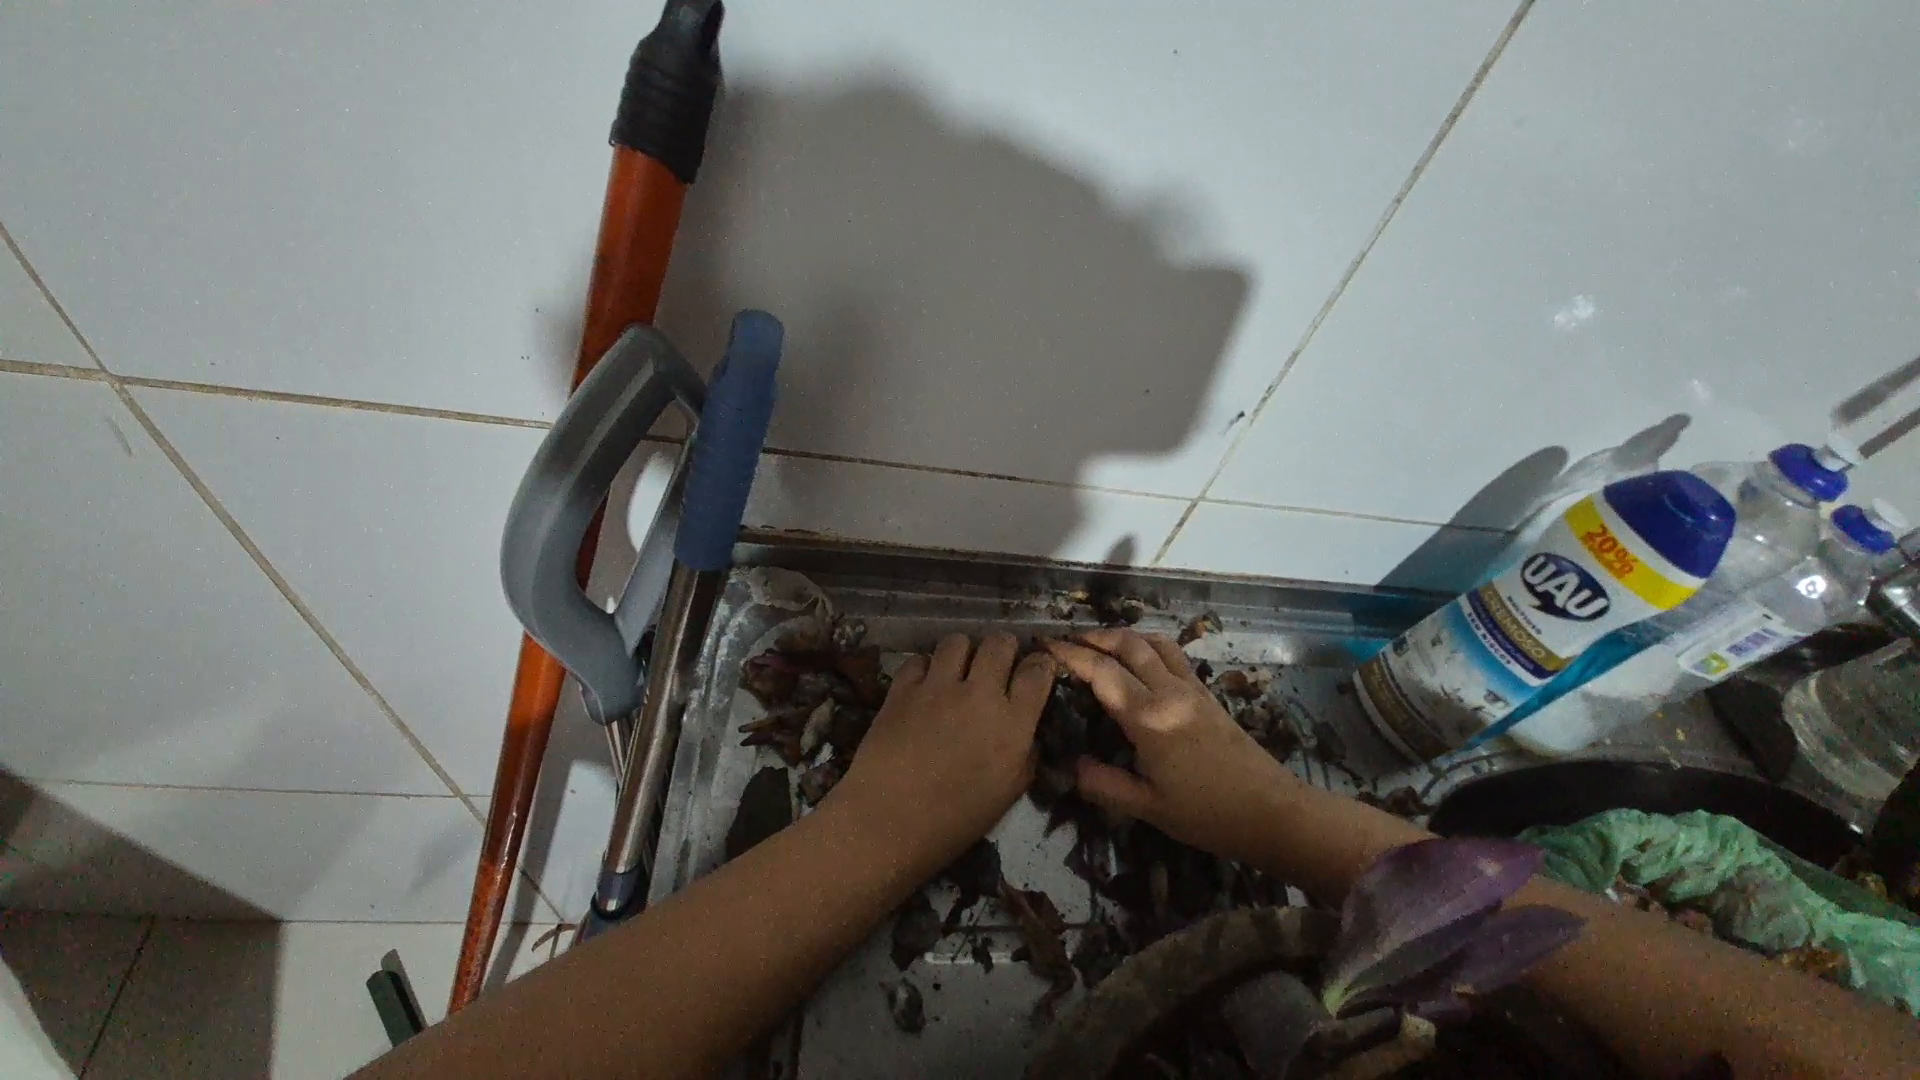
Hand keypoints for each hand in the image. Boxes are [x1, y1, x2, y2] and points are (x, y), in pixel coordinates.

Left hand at [828, 631, 1055, 864]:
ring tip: (957, 671)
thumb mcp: (1009, 793)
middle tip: (996, 666)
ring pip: (958, 641)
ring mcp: (938, 687)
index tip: (1035, 670)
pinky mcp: (902, 688)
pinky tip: (923, 686)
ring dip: (963, 652)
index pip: (1038, 670)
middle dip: (1003, 648)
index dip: (1041, 664)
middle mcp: (979, 694)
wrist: (888, 821)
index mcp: (1013, 723)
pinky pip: (919, 659)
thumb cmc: (955, 820)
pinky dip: (925, 668)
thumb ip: (1026, 754)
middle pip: (1000, 643)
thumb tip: (1027, 731)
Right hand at [1042, 629, 1304, 864]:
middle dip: (1094, 636)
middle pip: (1128, 645)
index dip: (1070, 655)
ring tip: (1099, 643)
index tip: (1046, 646)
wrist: (1273, 813)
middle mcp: (1170, 692)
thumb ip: (1105, 785)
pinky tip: (1139, 659)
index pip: (1102, 672)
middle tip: (1066, 641)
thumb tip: (1071, 766)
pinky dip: (1147, 646)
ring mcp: (1192, 689)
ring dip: (1123, 636)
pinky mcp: (1207, 694)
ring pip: (1153, 643)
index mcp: (1149, 718)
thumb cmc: (1208, 814)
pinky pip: (1173, 655)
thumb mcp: (1148, 808)